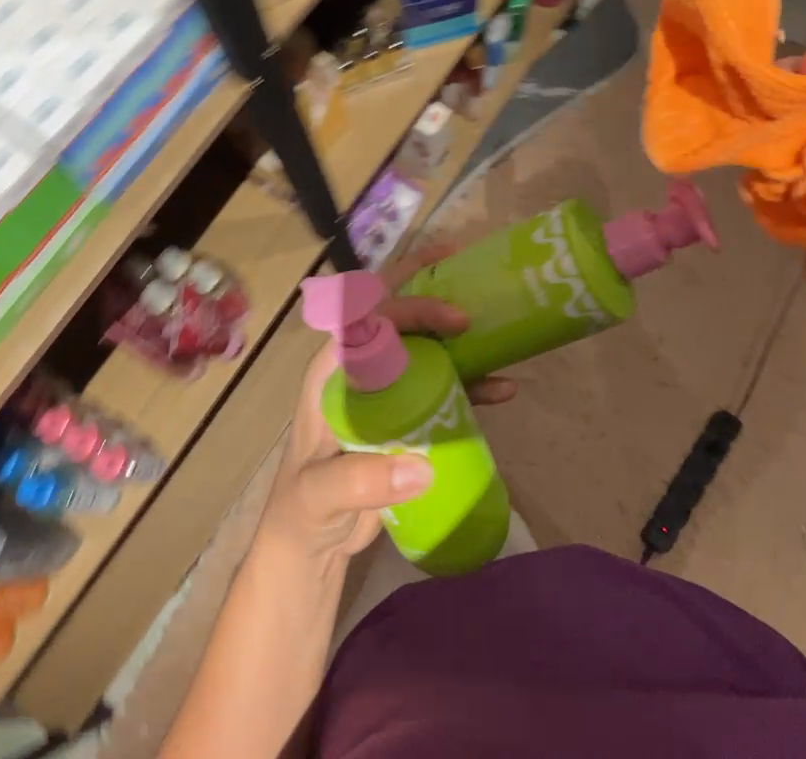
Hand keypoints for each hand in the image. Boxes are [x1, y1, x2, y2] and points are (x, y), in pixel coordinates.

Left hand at [255, 245, 516, 574]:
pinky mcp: (404, 416)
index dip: (410, 306)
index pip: (368, 317)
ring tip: (496, 316)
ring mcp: (384, 391)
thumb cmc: (303, 512)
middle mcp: (359, 370)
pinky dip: (471, 380)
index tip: (456, 319)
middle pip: (392, 311)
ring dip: (456, 329)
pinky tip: (502, 387)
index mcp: (332, 372)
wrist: (312, 546)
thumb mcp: (320, 495)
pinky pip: (440, 384)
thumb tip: (423, 468)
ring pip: (422, 343)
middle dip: (426, 281)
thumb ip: (358, 481)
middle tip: (467, 259)